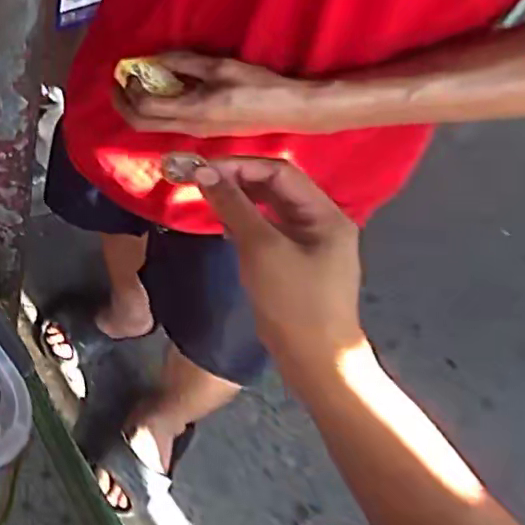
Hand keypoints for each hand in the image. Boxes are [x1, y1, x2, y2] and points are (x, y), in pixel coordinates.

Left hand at [115, 52, 324, 136]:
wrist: (290, 110)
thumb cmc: (257, 86)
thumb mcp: (219, 67)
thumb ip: (184, 63)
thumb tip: (154, 60)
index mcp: (190, 112)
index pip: (143, 107)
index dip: (128, 89)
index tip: (127, 69)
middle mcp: (186, 128)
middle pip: (139, 123)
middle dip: (122, 102)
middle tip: (117, 81)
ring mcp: (193, 134)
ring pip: (150, 126)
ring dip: (135, 107)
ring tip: (133, 85)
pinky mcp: (201, 132)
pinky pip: (165, 124)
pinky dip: (152, 109)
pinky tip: (158, 92)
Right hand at [191, 156, 364, 370]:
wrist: (314, 359)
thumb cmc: (293, 300)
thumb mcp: (261, 247)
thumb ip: (234, 205)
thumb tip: (204, 172)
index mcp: (325, 214)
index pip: (279, 172)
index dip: (240, 165)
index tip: (202, 168)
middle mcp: (320, 221)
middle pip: (275, 186)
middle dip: (236, 179)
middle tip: (198, 179)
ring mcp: (307, 241)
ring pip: (267, 206)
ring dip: (236, 198)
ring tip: (204, 195)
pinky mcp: (292, 259)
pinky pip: (264, 226)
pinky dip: (241, 218)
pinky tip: (221, 221)